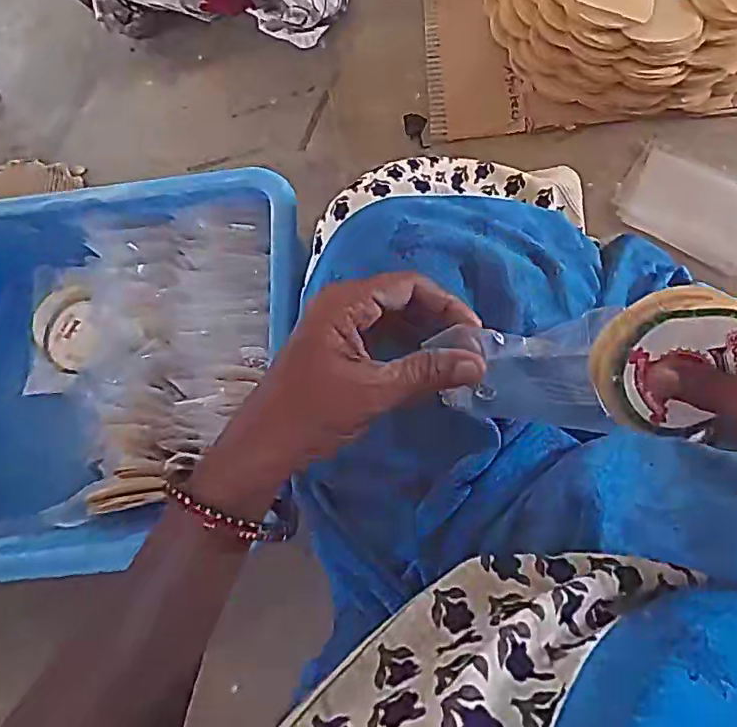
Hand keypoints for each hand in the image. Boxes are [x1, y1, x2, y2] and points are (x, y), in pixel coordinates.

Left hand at [190, 274, 484, 509]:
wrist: (260, 450)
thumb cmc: (311, 415)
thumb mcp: (374, 392)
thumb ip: (427, 372)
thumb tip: (477, 363)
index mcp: (345, 303)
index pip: (408, 285)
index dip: (446, 303)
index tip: (472, 330)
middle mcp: (342, 303)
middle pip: (402, 296)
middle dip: (438, 317)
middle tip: (468, 344)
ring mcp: (338, 323)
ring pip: (393, 315)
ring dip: (425, 331)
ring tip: (454, 354)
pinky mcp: (338, 344)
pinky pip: (382, 333)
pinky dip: (407, 344)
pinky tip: (427, 362)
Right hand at [643, 310, 736, 487]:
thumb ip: (714, 390)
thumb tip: (653, 370)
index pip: (734, 314)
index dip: (691, 320)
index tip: (651, 332)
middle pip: (723, 341)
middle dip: (685, 353)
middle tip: (644, 361)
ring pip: (722, 369)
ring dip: (690, 379)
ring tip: (650, 384)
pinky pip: (727, 394)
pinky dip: (703, 400)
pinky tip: (674, 409)